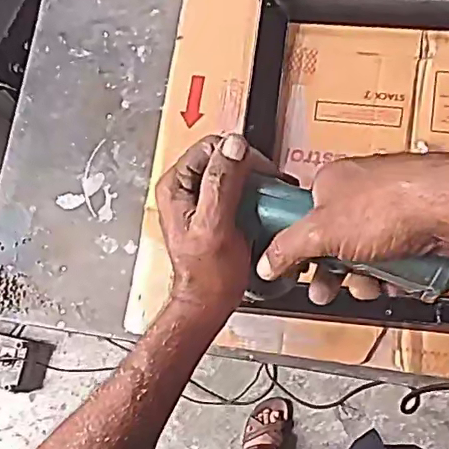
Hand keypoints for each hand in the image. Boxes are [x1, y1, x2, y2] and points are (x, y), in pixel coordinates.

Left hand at [156, 134, 276, 319]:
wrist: (209, 301)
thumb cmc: (207, 275)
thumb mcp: (215, 225)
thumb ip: (222, 184)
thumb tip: (233, 147)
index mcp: (176, 186)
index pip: (211, 147)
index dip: (240, 155)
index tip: (261, 172)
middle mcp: (185, 189)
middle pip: (224, 157)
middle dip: (252, 169)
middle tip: (271, 185)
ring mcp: (201, 201)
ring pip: (233, 173)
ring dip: (256, 182)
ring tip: (272, 196)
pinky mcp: (216, 212)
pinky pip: (238, 192)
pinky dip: (255, 196)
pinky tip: (266, 208)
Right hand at [256, 154, 448, 295]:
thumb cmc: (395, 202)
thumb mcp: (323, 231)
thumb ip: (289, 248)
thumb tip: (266, 262)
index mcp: (331, 183)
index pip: (300, 219)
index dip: (297, 249)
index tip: (293, 270)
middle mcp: (360, 195)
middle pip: (333, 244)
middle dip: (332, 273)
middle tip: (326, 290)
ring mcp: (389, 214)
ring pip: (365, 258)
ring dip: (365, 279)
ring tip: (370, 284)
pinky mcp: (414, 233)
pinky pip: (393, 262)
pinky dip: (393, 276)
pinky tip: (396, 280)